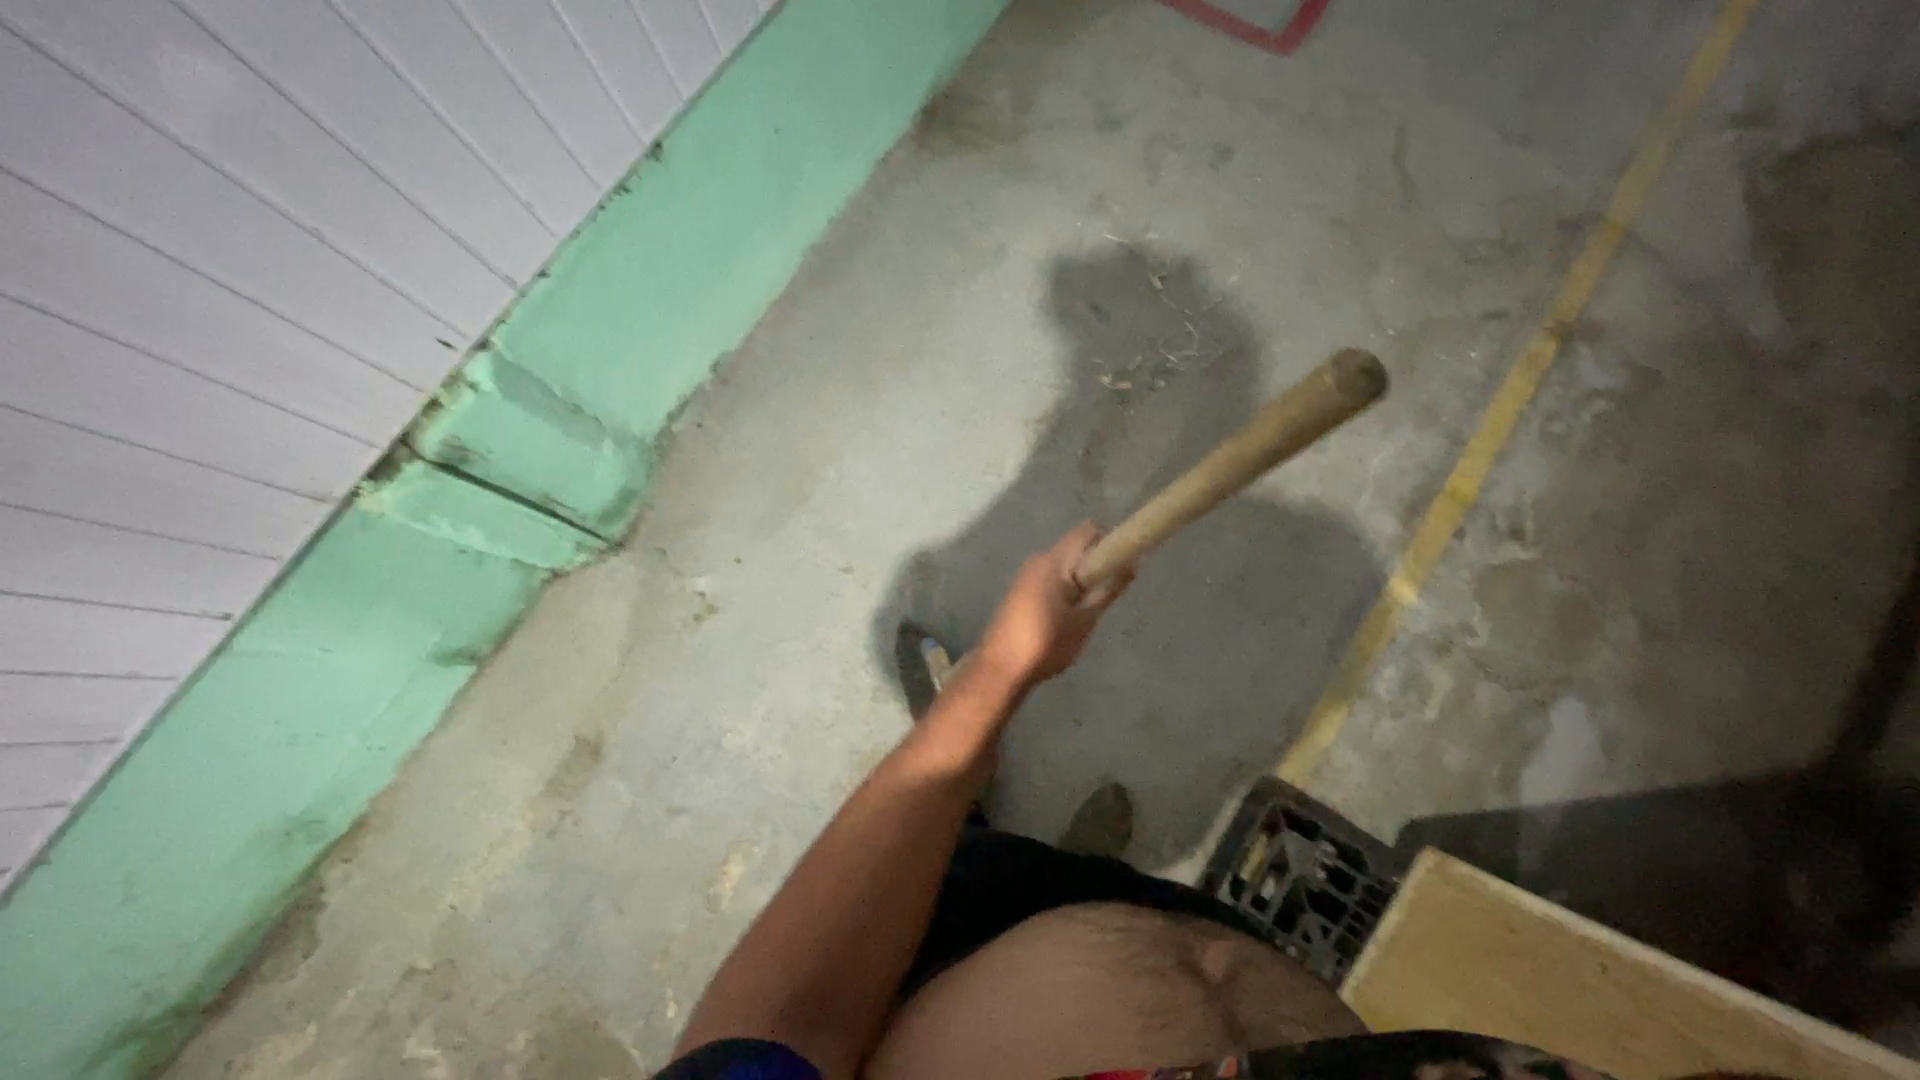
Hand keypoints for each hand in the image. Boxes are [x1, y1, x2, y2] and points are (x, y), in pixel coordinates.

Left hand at [976, 522, 1135, 689]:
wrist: (1000, 669)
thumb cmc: (1046, 643)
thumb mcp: (1085, 619)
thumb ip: (1108, 589)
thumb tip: (1132, 563)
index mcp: (1053, 560)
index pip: (1088, 531)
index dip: (1110, 541)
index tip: (1123, 564)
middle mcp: (1037, 560)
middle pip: (1076, 548)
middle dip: (1096, 565)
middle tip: (1108, 595)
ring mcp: (1025, 575)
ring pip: (1063, 565)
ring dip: (1080, 581)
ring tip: (1087, 611)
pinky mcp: (1019, 591)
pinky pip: (1050, 578)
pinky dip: (1064, 590)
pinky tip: (1066, 618)